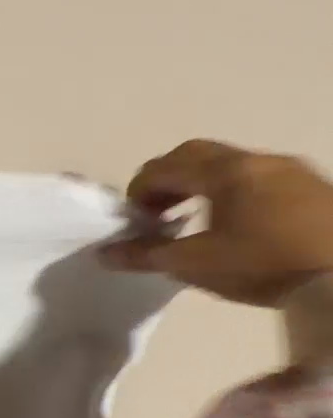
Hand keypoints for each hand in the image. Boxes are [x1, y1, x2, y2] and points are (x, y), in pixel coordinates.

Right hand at [101, 140, 332, 304]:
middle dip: (165, 180)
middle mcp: (258, 161)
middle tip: (155, 213)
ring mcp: (291, 170)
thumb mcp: (191, 263)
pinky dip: (227, 190)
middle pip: (195, 154)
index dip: (137, 192)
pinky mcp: (311, 186)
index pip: (163, 167)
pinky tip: (228, 221)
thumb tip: (105, 252)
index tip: (136, 222)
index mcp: (226, 173)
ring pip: (227, 164)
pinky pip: (254, 176)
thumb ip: (143, 254)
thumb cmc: (262, 263)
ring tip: (189, 219)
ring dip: (196, 184)